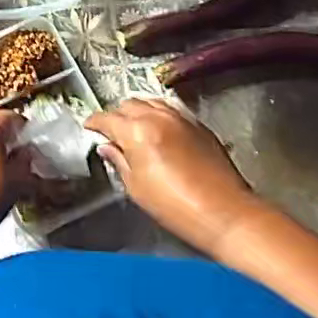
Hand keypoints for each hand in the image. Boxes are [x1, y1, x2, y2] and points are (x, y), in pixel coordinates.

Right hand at [85, 98, 274, 258]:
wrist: (227, 215)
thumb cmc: (176, 206)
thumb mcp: (135, 186)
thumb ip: (118, 161)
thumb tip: (108, 148)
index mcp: (136, 131)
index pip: (105, 118)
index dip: (94, 124)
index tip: (90, 129)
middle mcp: (158, 117)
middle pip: (128, 105)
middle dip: (116, 116)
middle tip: (112, 133)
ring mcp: (181, 119)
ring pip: (151, 102)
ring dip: (139, 111)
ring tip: (135, 128)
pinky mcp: (199, 127)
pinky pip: (172, 110)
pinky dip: (160, 114)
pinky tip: (159, 130)